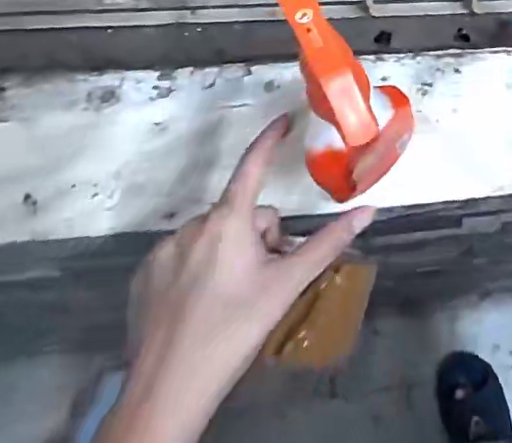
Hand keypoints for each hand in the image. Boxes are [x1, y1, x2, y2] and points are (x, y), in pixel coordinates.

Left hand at [106, 116, 373, 440]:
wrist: (166, 393)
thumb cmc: (233, 331)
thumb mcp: (287, 285)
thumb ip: (328, 243)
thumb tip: (367, 211)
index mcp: (227, 222)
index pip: (252, 166)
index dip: (269, 139)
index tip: (284, 119)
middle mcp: (192, 226)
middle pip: (243, 215)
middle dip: (260, 237)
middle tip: (264, 278)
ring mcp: (163, 251)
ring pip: (214, 236)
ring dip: (230, 253)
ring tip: (232, 297)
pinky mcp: (143, 276)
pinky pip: (184, 255)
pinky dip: (200, 268)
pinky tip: (201, 304)